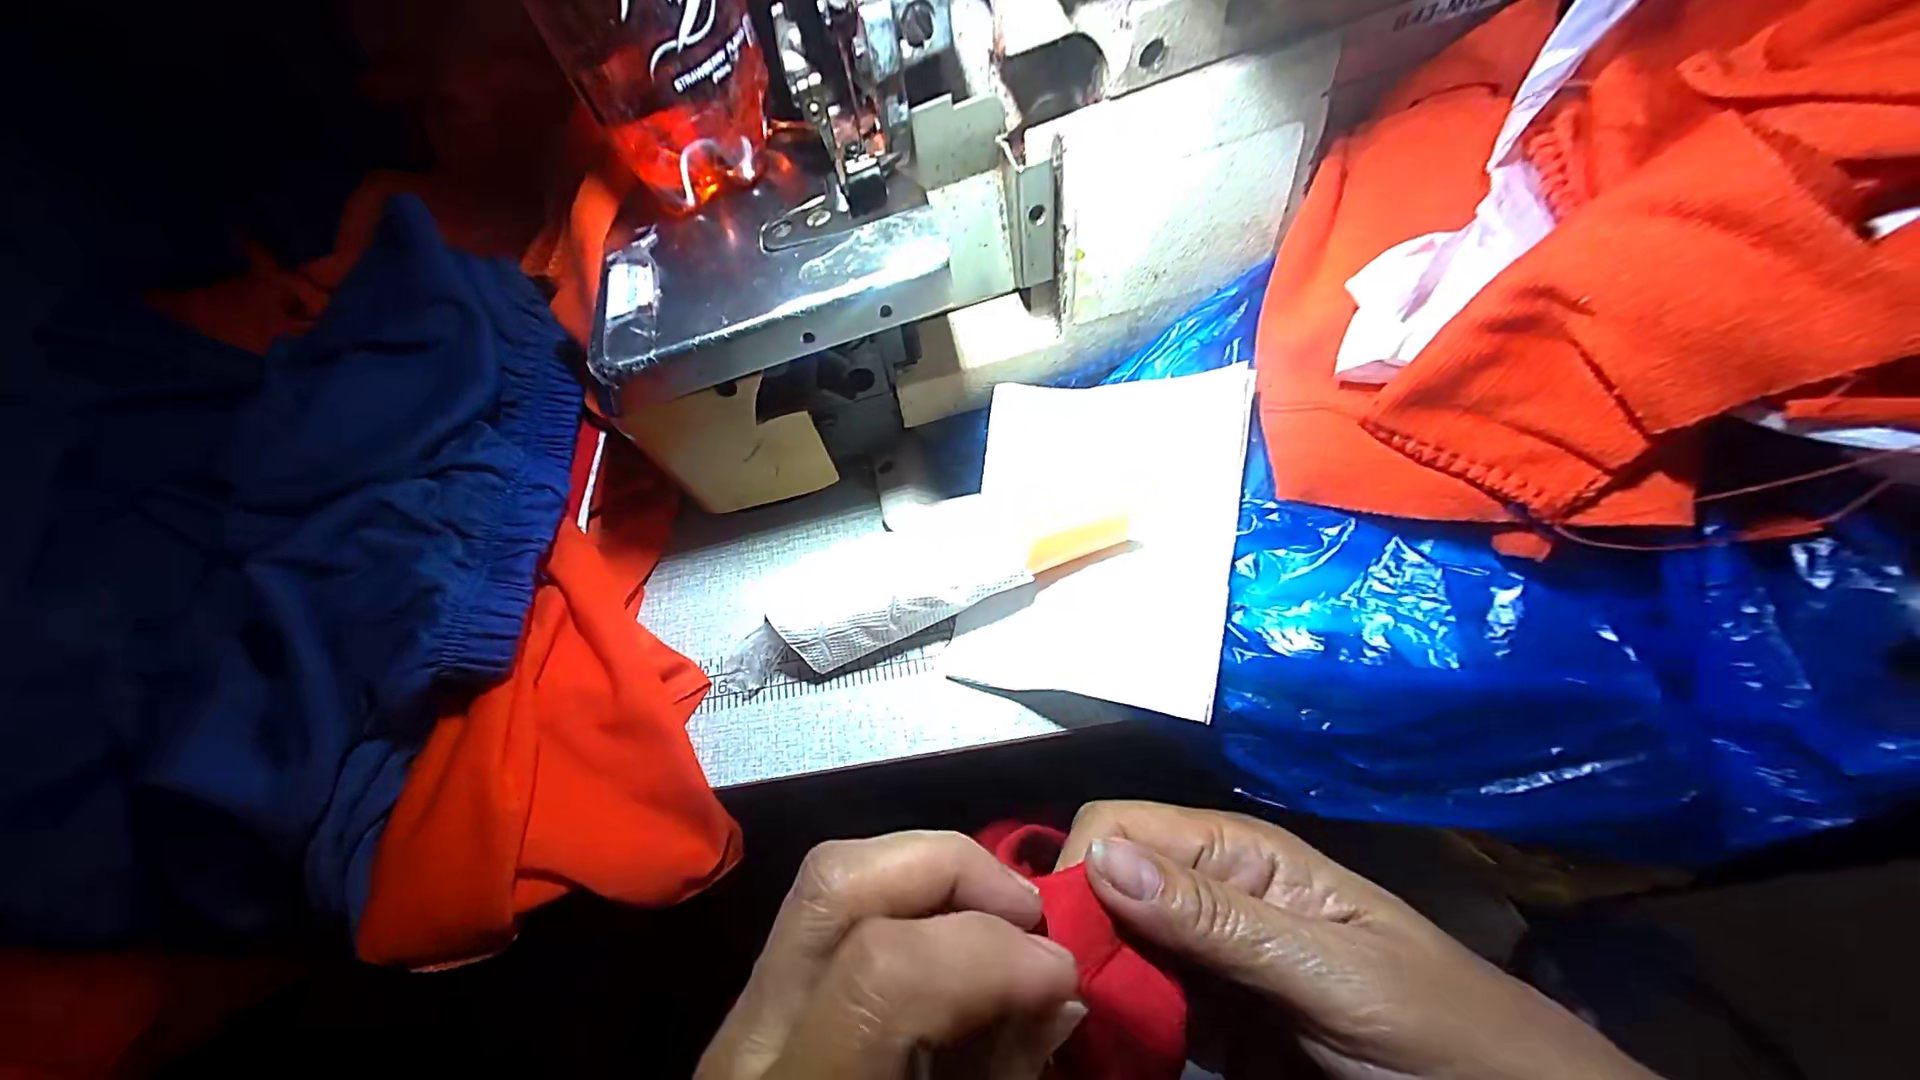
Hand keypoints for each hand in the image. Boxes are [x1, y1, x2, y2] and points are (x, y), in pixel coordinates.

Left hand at [696, 831, 1086, 1079]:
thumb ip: (1001, 1078)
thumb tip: (1056, 988)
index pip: (883, 972)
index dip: (986, 953)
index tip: (1060, 971)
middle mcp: (751, 1038)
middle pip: (836, 883)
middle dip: (951, 868)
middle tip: (1029, 911)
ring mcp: (748, 1008)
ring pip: (833, 875)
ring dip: (933, 868)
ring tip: (1003, 908)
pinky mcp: (764, 996)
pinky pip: (839, 905)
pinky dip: (911, 891)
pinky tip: (957, 920)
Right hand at [1060, 801, 1658, 1079]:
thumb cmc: (1436, 1028)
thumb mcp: (1331, 971)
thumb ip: (1216, 915)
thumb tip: (1102, 854)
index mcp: (1233, 850)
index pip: (1120, 825)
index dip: (1083, 869)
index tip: (1064, 940)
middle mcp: (1205, 889)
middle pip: (1107, 884)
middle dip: (1080, 931)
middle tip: (1063, 998)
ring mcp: (1202, 954)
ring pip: (1113, 943)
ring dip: (1092, 981)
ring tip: (1076, 1029)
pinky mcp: (1205, 1014)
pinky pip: (1139, 1002)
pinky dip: (1117, 1023)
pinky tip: (1107, 1048)